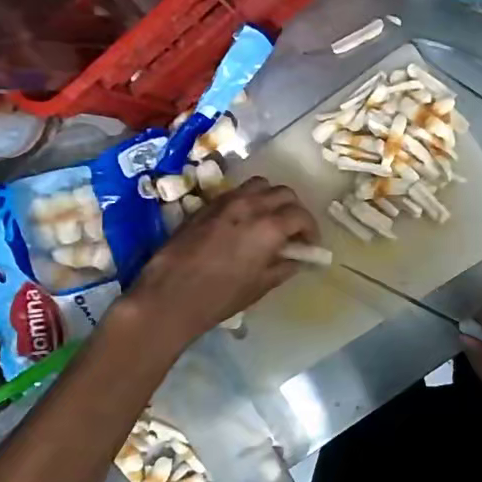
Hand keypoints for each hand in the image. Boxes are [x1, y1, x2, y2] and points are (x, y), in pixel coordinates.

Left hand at [127, 177, 317, 340]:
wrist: (170, 295)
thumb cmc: (222, 296)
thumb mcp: (263, 284)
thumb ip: (285, 265)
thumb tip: (296, 257)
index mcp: (269, 227)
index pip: (301, 215)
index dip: (311, 229)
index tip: (309, 244)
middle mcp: (250, 206)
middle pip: (284, 193)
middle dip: (294, 210)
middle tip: (293, 231)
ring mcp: (225, 202)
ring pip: (259, 185)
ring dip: (271, 198)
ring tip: (269, 219)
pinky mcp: (205, 206)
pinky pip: (236, 193)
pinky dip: (248, 201)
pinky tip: (243, 222)